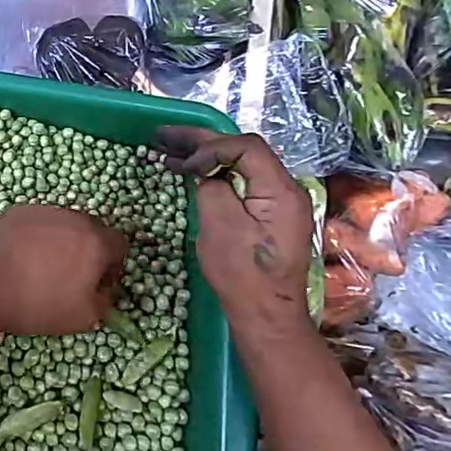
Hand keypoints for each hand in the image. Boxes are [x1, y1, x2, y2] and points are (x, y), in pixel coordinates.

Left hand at [0, 203, 127, 335]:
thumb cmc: (38, 303)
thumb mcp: (84, 317)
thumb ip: (105, 302)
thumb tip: (104, 292)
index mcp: (96, 241)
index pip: (119, 245)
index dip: (113, 267)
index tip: (97, 284)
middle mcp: (72, 217)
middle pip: (91, 230)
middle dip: (87, 251)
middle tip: (70, 277)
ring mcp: (42, 211)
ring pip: (62, 224)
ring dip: (60, 242)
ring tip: (40, 268)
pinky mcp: (16, 212)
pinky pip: (36, 223)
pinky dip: (34, 237)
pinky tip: (19, 259)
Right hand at [156, 127, 314, 329]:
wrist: (265, 314)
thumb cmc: (242, 273)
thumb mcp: (220, 226)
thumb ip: (212, 188)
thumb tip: (207, 175)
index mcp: (280, 189)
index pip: (246, 147)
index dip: (210, 147)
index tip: (185, 166)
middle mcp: (286, 189)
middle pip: (242, 151)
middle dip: (202, 143)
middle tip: (164, 136)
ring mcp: (279, 203)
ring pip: (240, 165)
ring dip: (205, 157)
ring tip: (169, 151)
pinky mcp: (269, 216)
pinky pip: (241, 182)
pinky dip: (215, 174)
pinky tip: (192, 174)